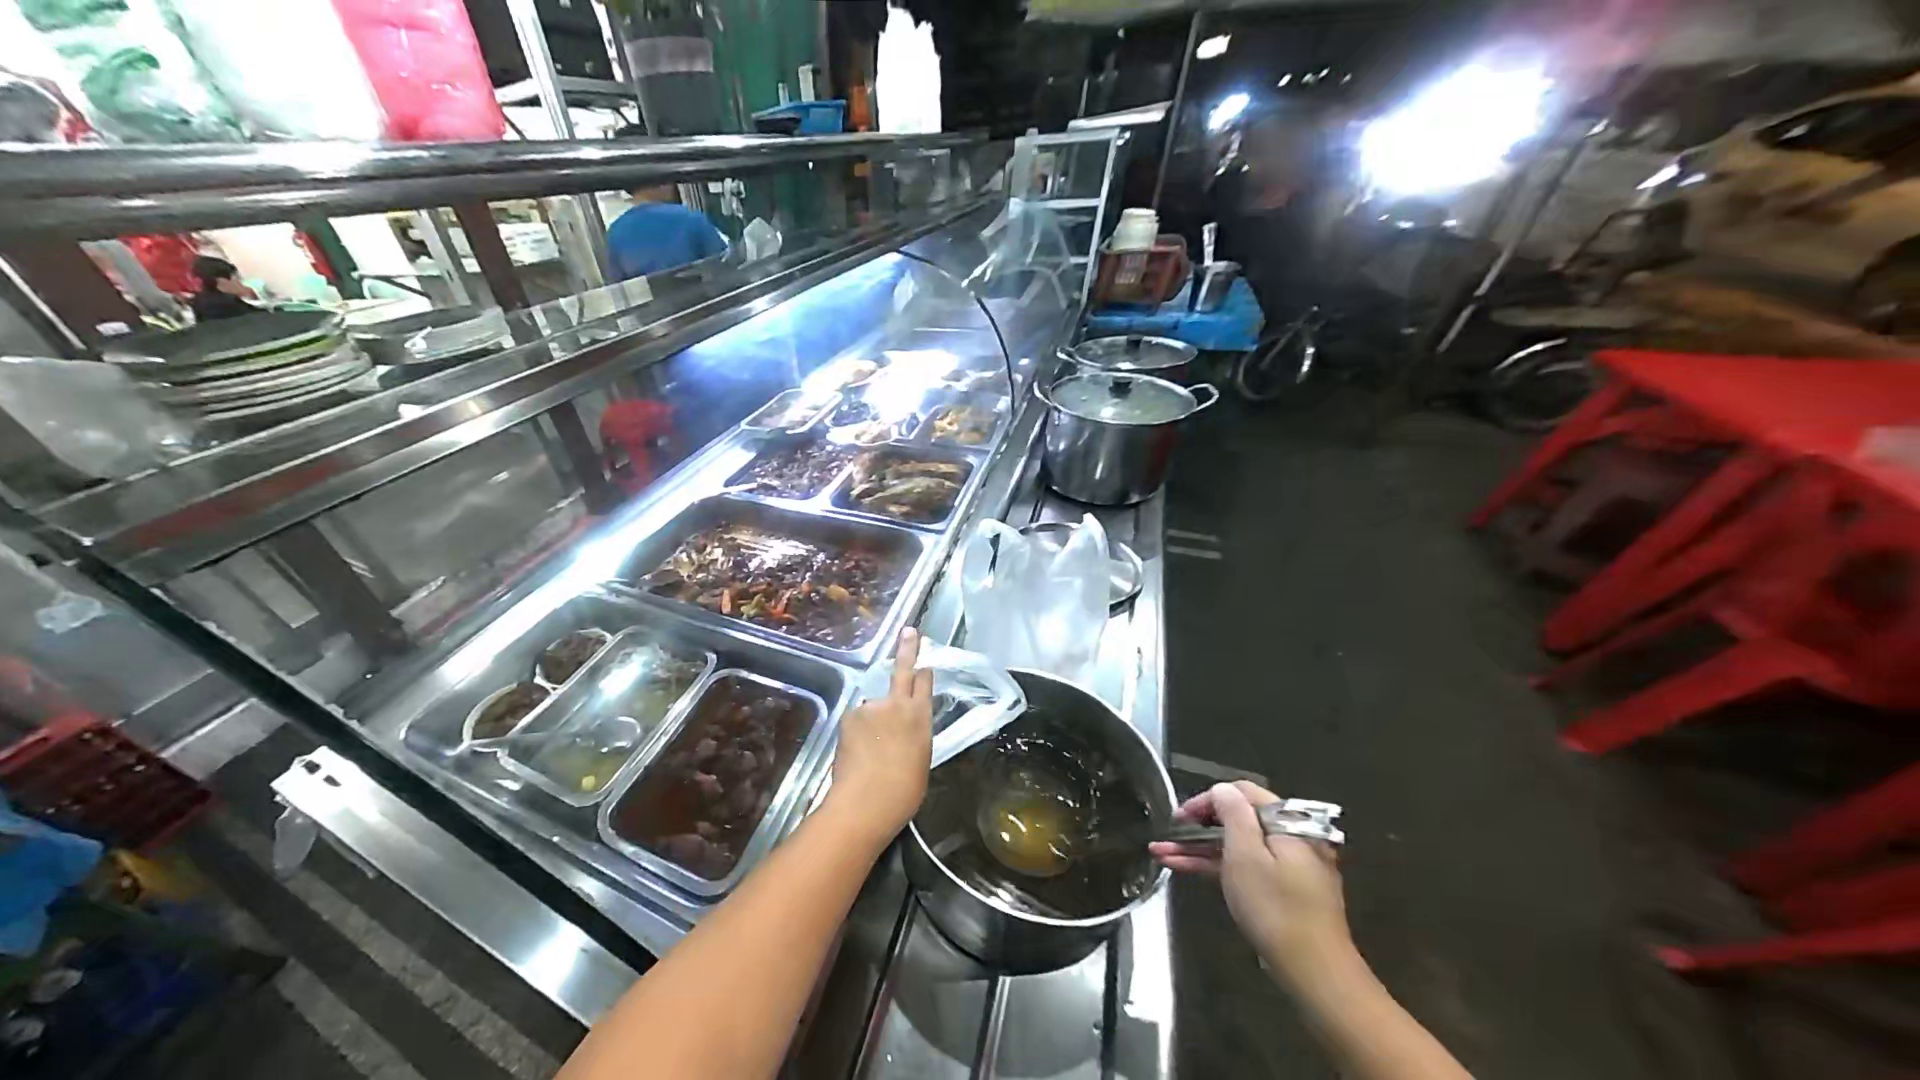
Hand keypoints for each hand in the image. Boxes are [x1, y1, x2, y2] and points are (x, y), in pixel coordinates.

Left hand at [827, 628, 933, 843]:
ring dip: (873, 720)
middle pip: (903, 669)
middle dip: (907, 649)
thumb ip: (914, 735)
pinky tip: (857, 753)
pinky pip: (857, 720)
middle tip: (909, 631)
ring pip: (873, 707)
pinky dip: (858, 732)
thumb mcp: (920, 759)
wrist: (866, 801)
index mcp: (921, 717)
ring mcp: (871, 708)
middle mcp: (897, 704)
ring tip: (871, 751)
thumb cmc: (904, 791)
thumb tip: (904, 731)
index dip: (924, 671)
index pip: (925, 682)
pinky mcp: (850, 717)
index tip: (925, 662)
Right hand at [1149, 781, 1348, 978]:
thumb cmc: (1275, 908)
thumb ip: (1233, 814)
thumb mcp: (1246, 855)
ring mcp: (1288, 866)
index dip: (1207, 800)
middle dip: (1198, 825)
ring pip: (1237, 846)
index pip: (1242, 793)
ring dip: (1199, 847)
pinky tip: (1183, 867)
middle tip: (1168, 834)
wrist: (1314, 972)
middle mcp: (1292, 838)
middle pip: (1239, 819)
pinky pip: (1245, 867)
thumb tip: (1222, 790)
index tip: (1179, 816)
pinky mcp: (1281, 890)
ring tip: (1162, 852)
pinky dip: (1216, 865)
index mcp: (1289, 823)